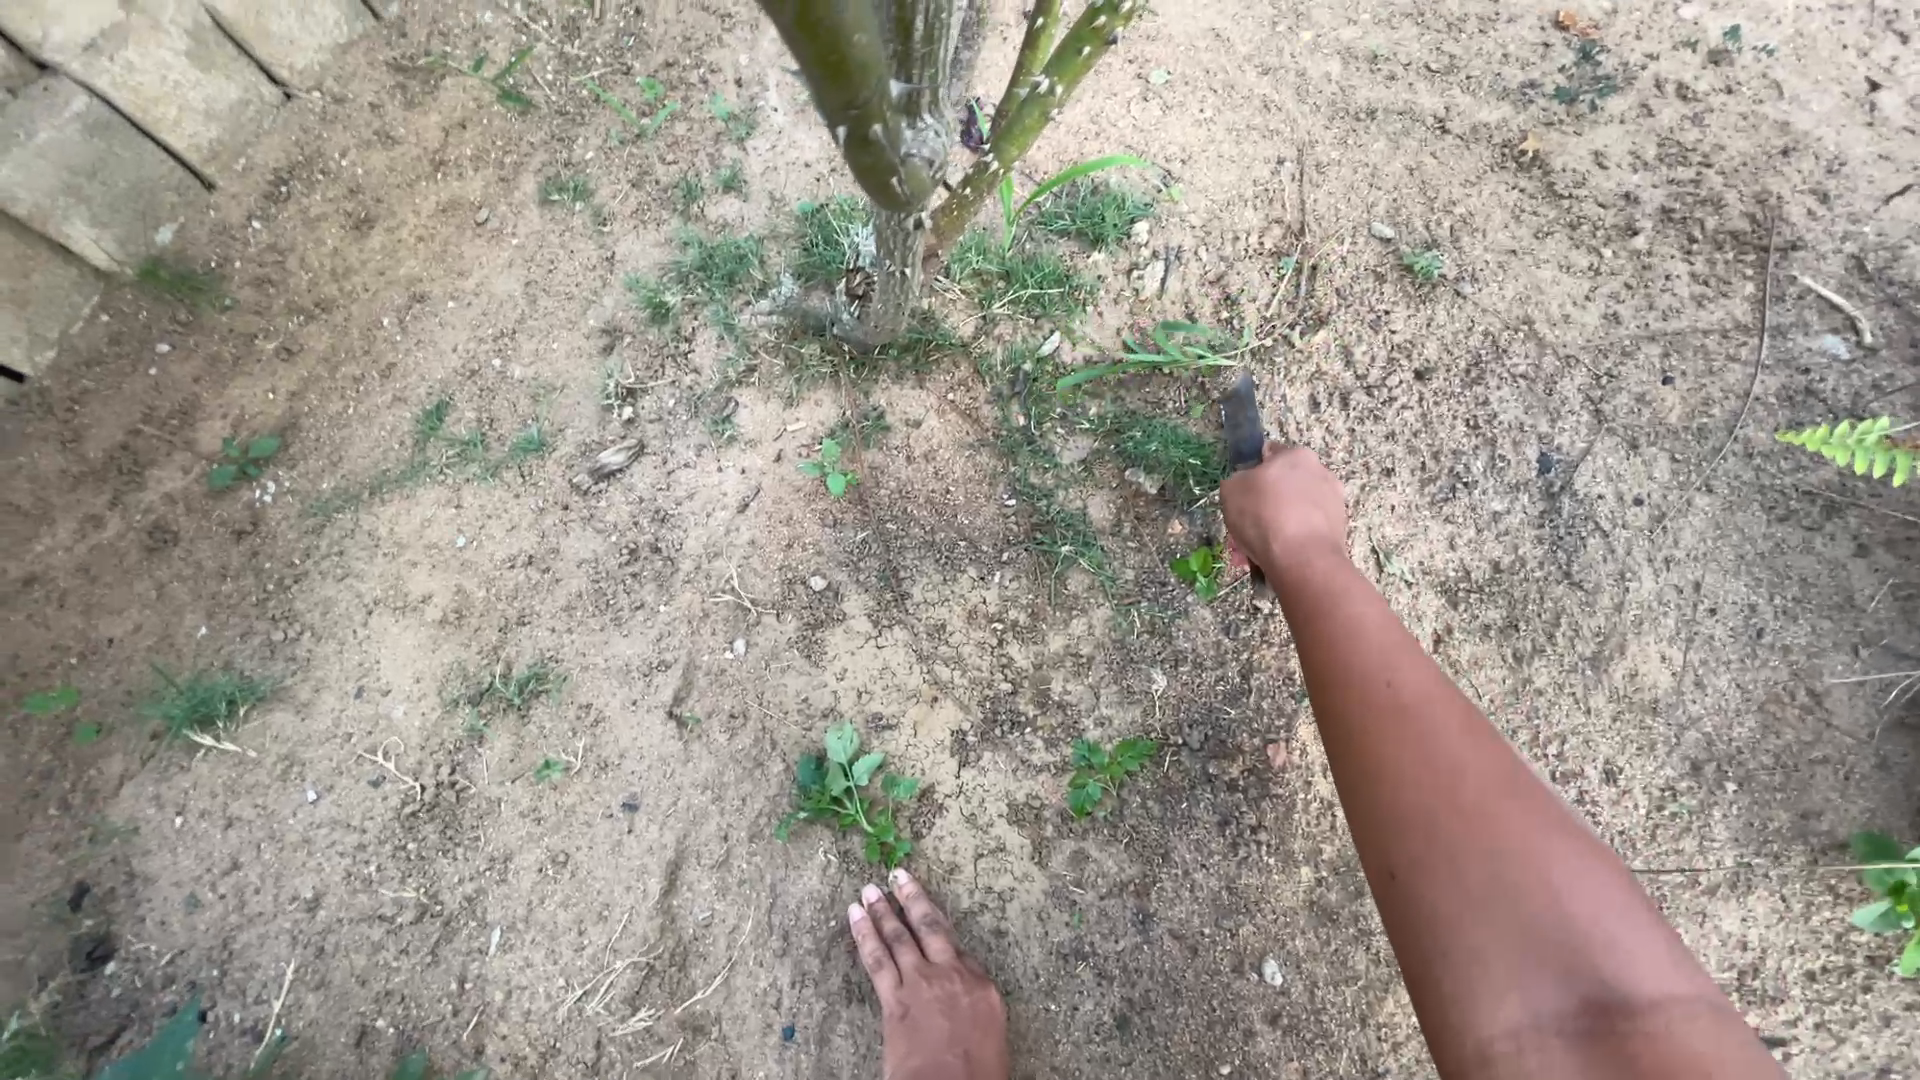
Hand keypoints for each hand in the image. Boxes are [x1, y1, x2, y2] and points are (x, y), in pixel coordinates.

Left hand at [849, 868, 1008, 1079]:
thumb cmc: (975, 1077)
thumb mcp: (990, 1037)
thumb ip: (974, 1009)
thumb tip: (961, 1008)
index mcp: (982, 987)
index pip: (958, 950)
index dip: (938, 928)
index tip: (926, 912)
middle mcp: (952, 975)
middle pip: (930, 927)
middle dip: (912, 899)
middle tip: (898, 875)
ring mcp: (922, 983)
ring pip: (900, 937)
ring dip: (883, 910)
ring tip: (870, 889)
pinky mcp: (895, 1000)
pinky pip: (877, 959)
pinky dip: (864, 935)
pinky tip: (854, 916)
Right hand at [1220, 443, 1348, 581]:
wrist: (1302, 557)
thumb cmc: (1263, 514)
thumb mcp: (1230, 489)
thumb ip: (1237, 481)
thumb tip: (1244, 486)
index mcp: (1297, 455)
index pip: (1269, 455)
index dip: (1251, 475)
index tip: (1240, 495)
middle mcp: (1321, 473)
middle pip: (1281, 488)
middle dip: (1261, 508)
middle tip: (1242, 528)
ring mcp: (1333, 502)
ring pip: (1291, 513)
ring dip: (1271, 528)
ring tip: (1250, 552)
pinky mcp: (1337, 530)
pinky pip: (1303, 532)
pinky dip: (1287, 542)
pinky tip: (1270, 559)